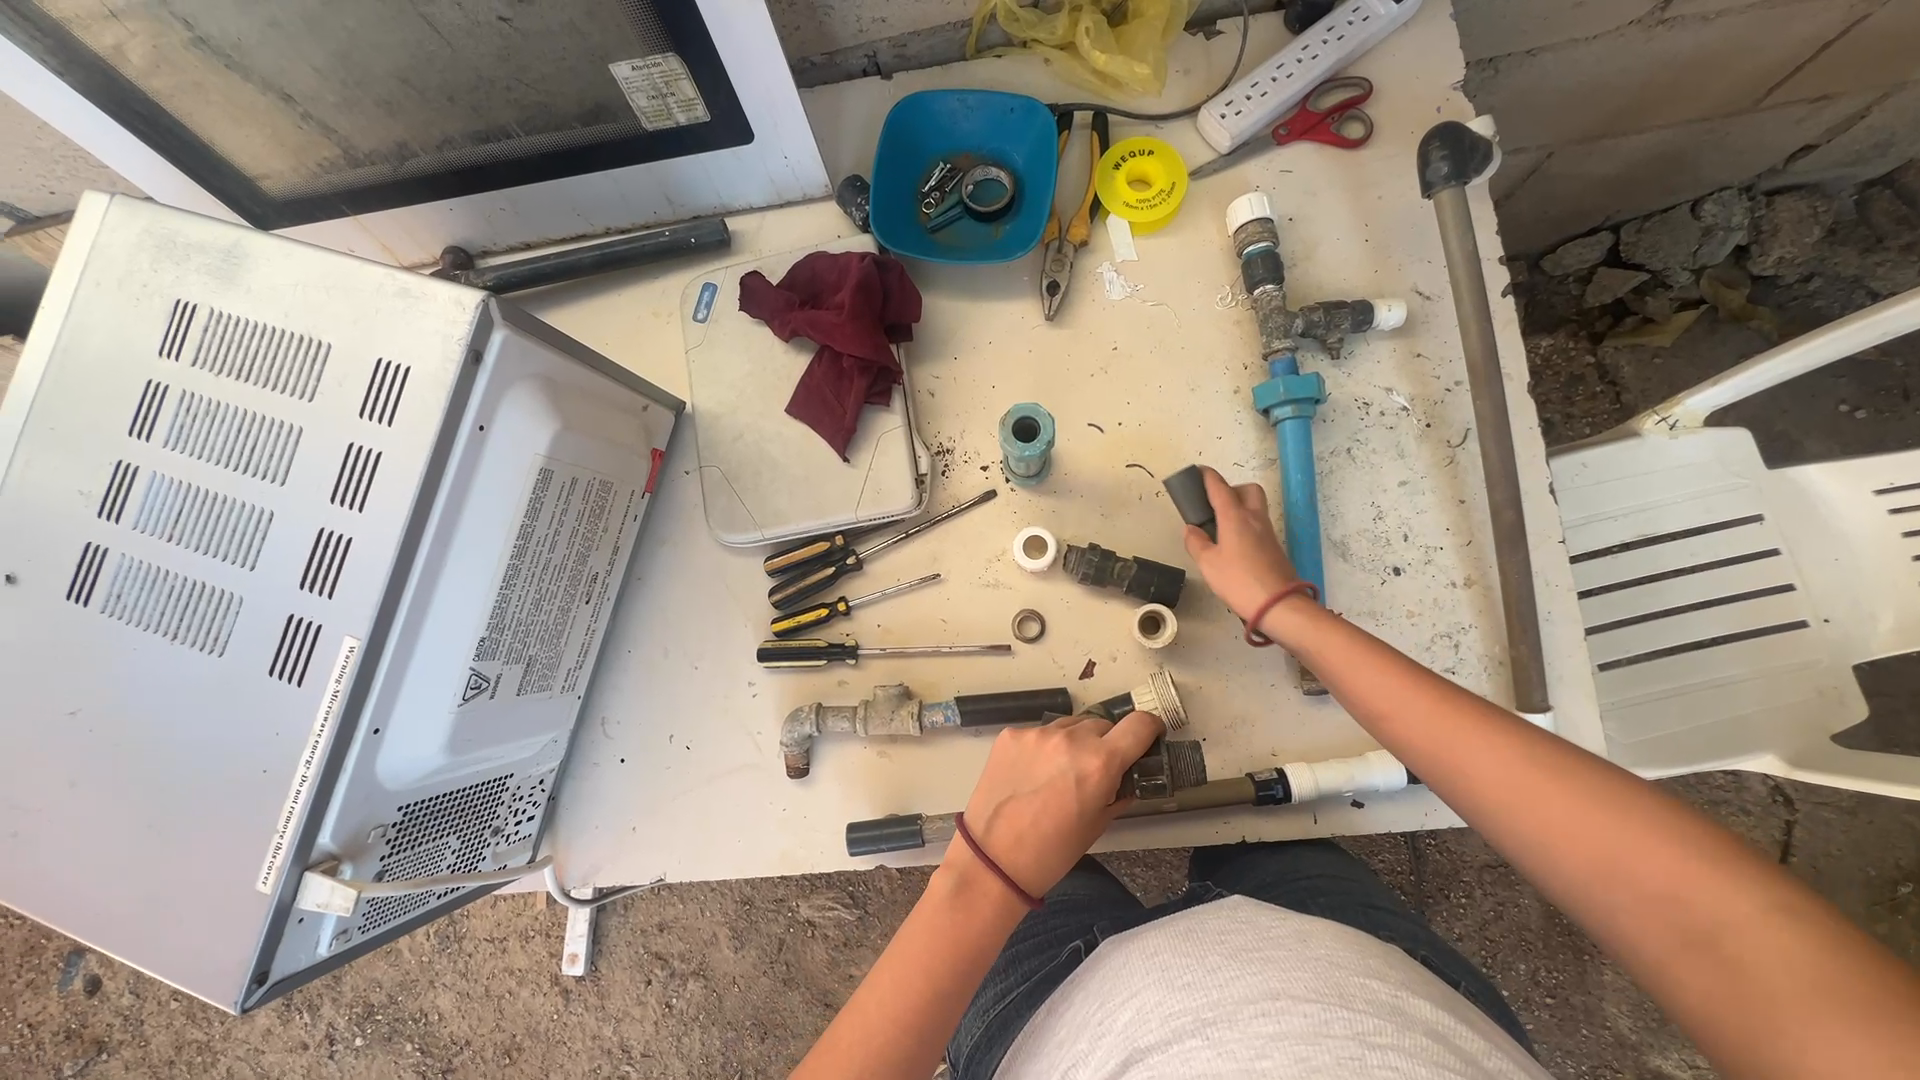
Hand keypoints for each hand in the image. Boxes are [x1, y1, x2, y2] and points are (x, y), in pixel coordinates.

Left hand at [949, 711, 1164, 898]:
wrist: (992, 860)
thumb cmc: (1052, 852)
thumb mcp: (1098, 824)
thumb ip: (1118, 791)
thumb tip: (1127, 775)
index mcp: (1099, 763)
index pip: (1139, 724)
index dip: (1150, 728)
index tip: (1149, 736)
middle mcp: (1070, 739)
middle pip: (1102, 724)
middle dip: (1107, 743)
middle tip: (1097, 770)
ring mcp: (1036, 734)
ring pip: (1069, 725)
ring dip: (1074, 742)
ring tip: (1061, 774)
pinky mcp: (1010, 736)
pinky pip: (1039, 734)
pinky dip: (1044, 748)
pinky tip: (1033, 774)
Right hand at [1181, 466, 1301, 622]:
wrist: (1278, 604)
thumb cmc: (1239, 581)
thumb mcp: (1208, 564)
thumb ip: (1196, 543)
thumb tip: (1191, 529)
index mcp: (1235, 517)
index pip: (1220, 488)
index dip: (1207, 476)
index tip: (1198, 471)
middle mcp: (1254, 518)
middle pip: (1248, 490)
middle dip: (1231, 489)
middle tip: (1215, 504)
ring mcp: (1268, 533)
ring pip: (1255, 507)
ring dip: (1239, 508)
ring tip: (1220, 526)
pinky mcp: (1274, 547)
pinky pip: (1258, 526)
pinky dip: (1245, 525)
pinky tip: (1233, 544)